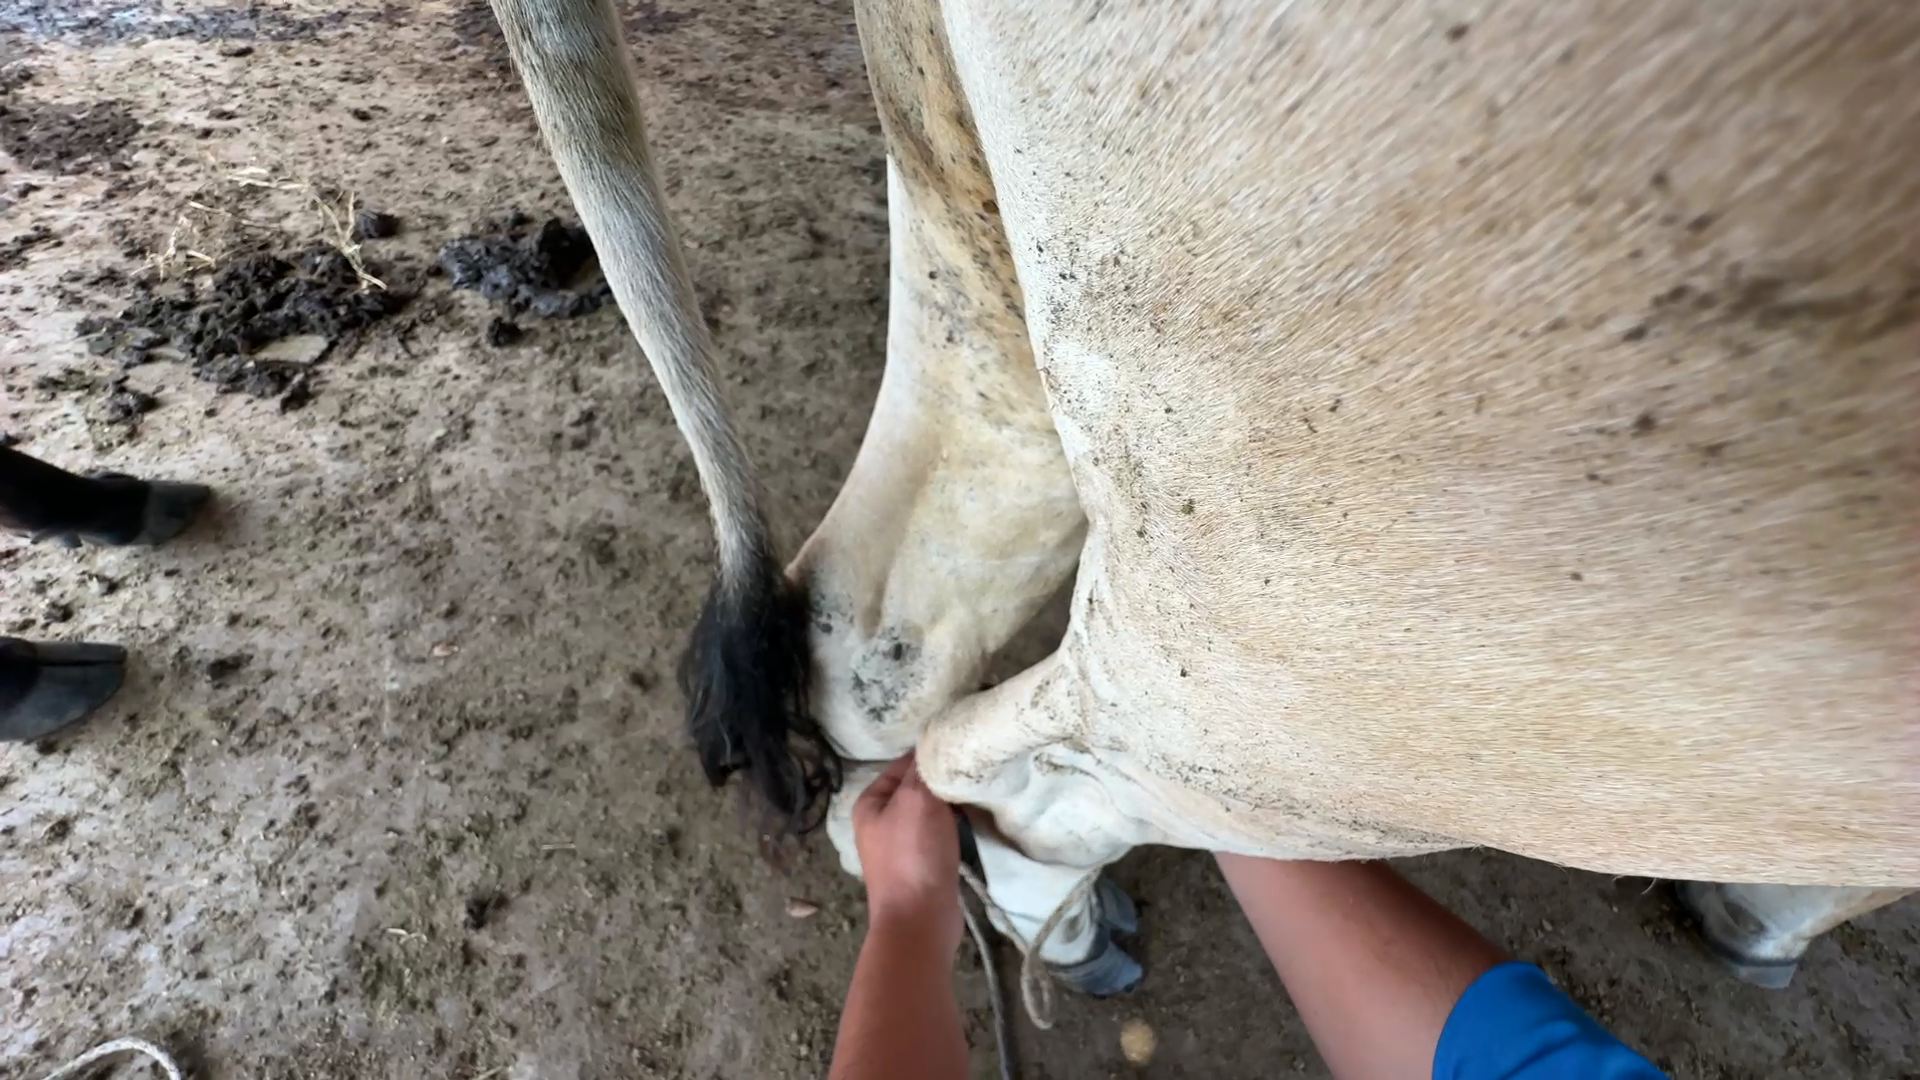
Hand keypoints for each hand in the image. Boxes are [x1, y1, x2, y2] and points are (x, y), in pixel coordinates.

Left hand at [852, 752, 962, 957]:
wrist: (919, 921)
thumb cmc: (913, 854)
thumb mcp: (916, 800)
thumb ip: (924, 770)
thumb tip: (935, 746)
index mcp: (870, 802)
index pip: (904, 763)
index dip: (931, 754)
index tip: (960, 748)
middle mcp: (881, 821)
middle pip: (917, 786)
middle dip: (943, 780)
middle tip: (972, 770)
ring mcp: (901, 845)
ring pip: (931, 810)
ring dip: (952, 803)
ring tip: (976, 791)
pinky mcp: (922, 864)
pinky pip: (940, 832)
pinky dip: (955, 824)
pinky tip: (973, 819)